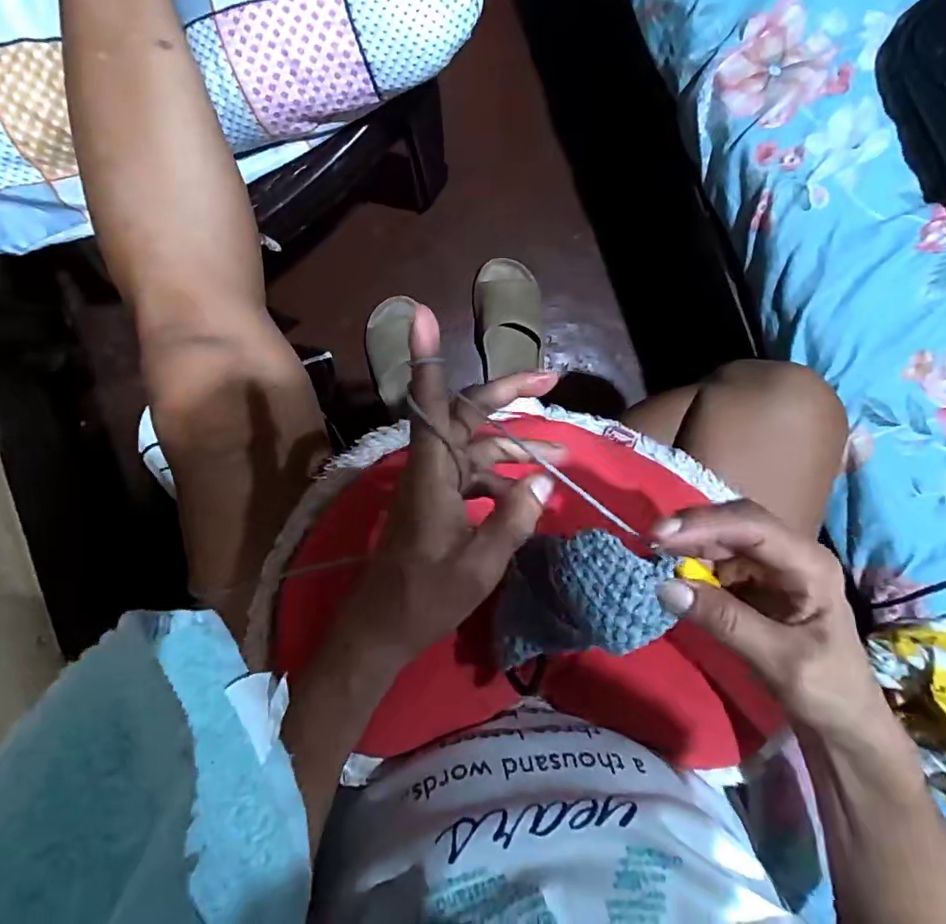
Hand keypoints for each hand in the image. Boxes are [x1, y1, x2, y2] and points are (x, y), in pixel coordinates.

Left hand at [341, 303, 559, 664]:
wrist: (380, 629)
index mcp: (432, 475)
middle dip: (508, 394)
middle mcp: (430, 468)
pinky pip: (474, 475)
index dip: (425, 359)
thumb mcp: (479, 565)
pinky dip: (503, 478)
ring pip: (478, 448)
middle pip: (467, 415)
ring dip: (517, 448)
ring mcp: (434, 484)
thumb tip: (543, 479)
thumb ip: (512, 519)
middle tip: (552, 379)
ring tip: (565, 456)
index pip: (428, 404)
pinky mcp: (437, 501)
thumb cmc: (425, 598)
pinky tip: (532, 492)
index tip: (422, 316)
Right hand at [651, 501, 882, 732]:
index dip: (706, 524)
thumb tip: (666, 587)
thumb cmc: (827, 693)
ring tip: (654, 558)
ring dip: (688, 546)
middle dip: (692, 529)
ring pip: (722, 540)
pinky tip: (673, 575)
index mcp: (810, 565)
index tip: (661, 535)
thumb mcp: (779, 661)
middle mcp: (791, 556)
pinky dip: (692, 565)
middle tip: (649, 542)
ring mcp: (772, 569)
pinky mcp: (755, 584)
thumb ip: (725, 622)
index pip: (753, 527)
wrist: (845, 727)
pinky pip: (717, 563)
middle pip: (735, 524)